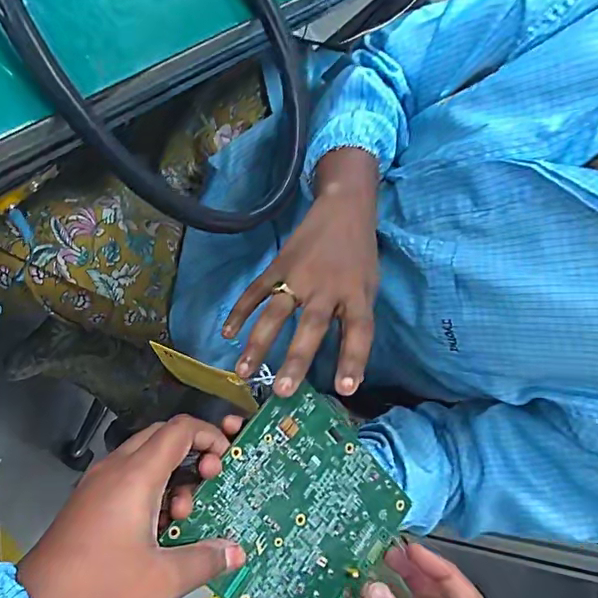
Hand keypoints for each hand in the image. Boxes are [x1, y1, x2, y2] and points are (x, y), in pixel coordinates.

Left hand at [19, 417, 245, 597]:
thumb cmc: (101, 588)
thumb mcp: (162, 581)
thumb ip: (205, 560)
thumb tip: (236, 552)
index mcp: (135, 476)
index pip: (179, 430)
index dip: (210, 436)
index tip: (227, 461)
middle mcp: (115, 469)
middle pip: (162, 437)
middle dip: (194, 454)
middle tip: (210, 486)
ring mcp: (98, 482)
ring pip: (145, 457)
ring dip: (172, 475)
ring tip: (182, 515)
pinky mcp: (89, 499)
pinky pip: (128, 476)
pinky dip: (151, 488)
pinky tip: (159, 527)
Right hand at [225, 147, 379, 397]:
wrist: (344, 208)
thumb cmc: (359, 255)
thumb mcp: (370, 287)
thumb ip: (356, 320)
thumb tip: (348, 367)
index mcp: (356, 295)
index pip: (358, 331)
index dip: (353, 360)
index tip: (345, 389)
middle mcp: (326, 288)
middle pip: (311, 327)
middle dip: (296, 360)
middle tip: (281, 390)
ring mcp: (298, 276)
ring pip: (275, 314)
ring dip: (258, 343)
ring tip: (243, 372)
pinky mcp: (278, 266)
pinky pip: (256, 292)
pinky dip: (240, 311)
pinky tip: (227, 333)